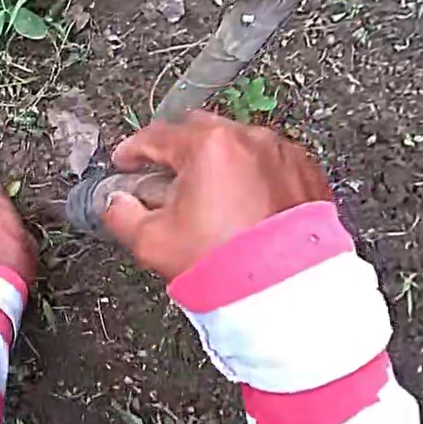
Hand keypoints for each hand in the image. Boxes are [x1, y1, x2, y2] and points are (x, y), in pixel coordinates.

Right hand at [102, 112, 329, 279]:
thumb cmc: (223, 264)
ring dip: (215, 163)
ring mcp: (282, 154)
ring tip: (205, 199)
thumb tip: (116, 203)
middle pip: (198, 132)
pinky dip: (249, 176)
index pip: (156, 136)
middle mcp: (248, 140)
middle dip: (176, 151)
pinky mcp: (306, 174)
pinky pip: (267, 163)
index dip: (133, 150)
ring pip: (235, 145)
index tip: (125, 162)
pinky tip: (240, 206)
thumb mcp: (152, 241)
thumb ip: (121, 214)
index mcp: (207, 147)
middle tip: (163, 179)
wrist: (285, 291)